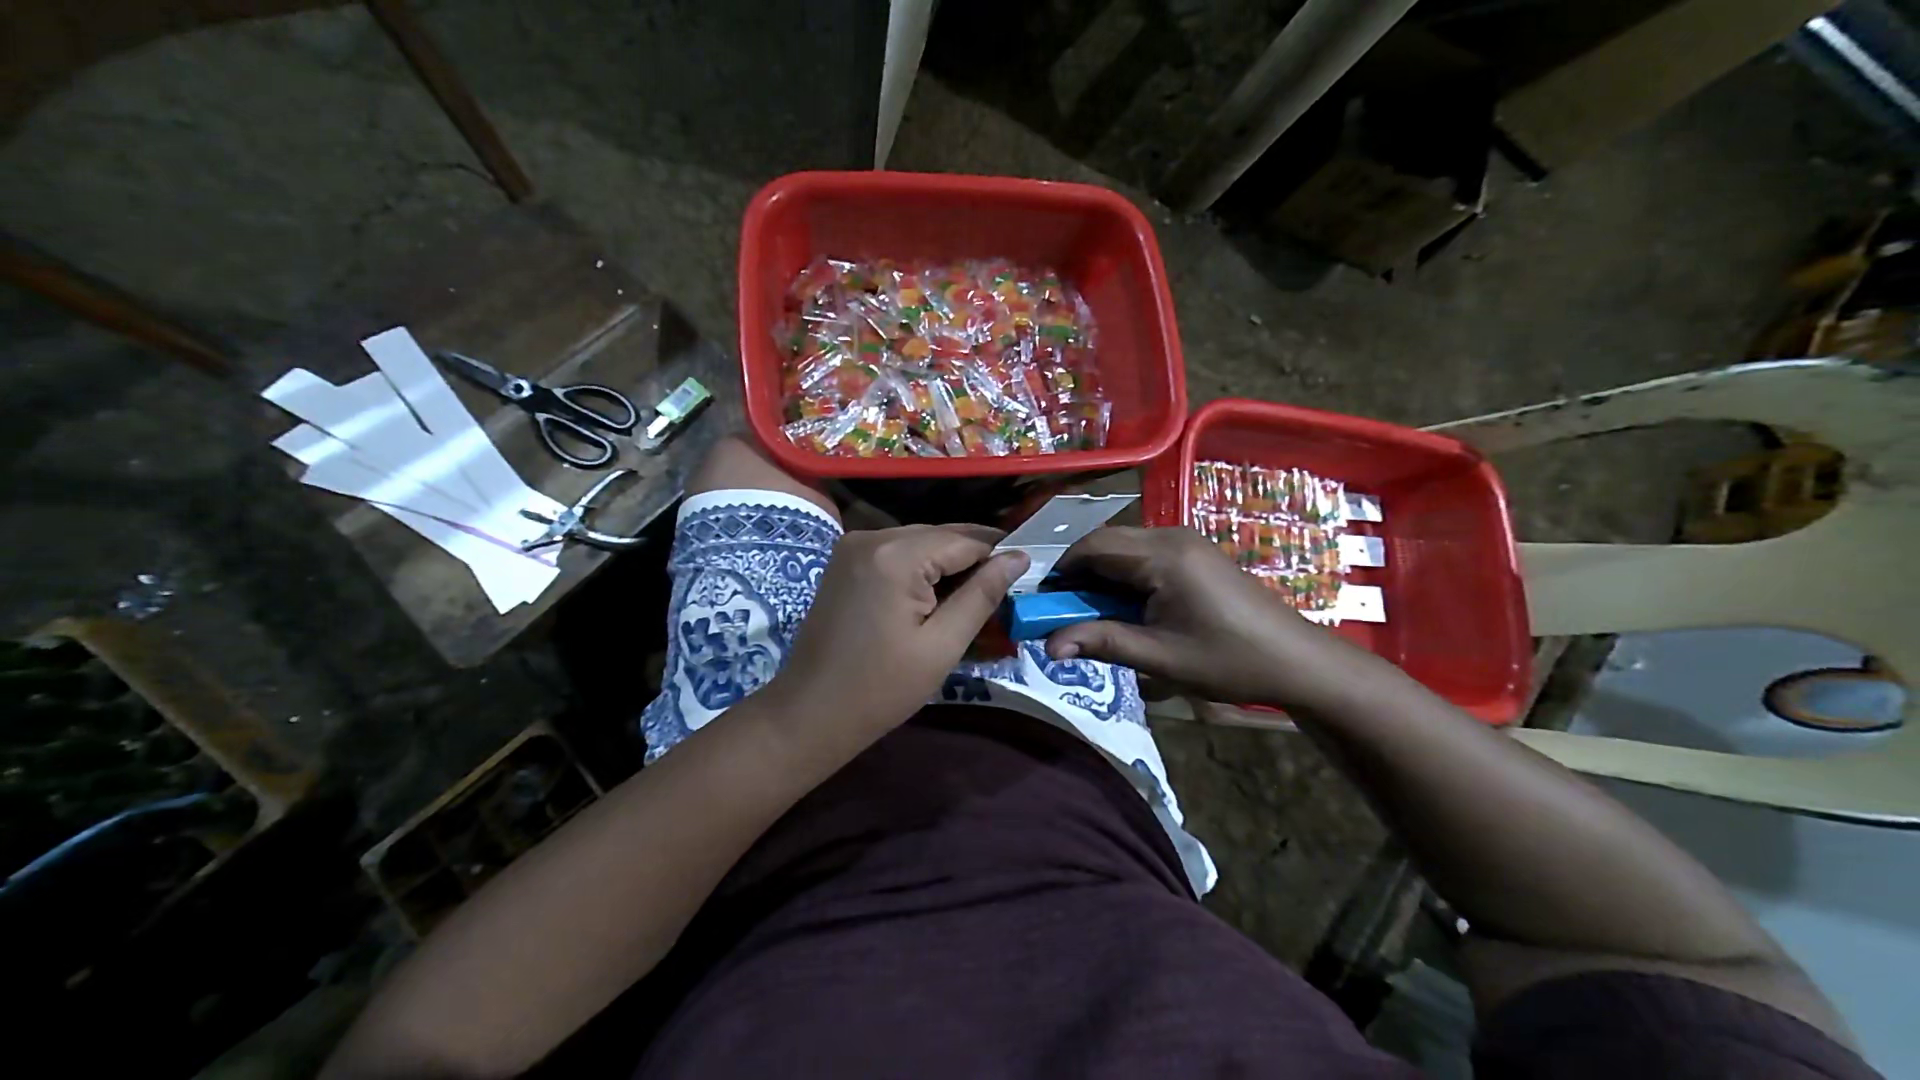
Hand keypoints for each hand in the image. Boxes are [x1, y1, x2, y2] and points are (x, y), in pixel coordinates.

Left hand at [760, 525, 1028, 753]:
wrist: (811, 712)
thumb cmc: (881, 688)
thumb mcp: (942, 645)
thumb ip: (982, 595)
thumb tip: (1020, 558)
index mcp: (895, 556)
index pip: (964, 539)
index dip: (999, 554)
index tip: (1029, 572)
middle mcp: (871, 536)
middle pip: (940, 534)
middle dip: (974, 556)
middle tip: (1006, 586)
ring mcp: (853, 545)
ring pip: (919, 541)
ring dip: (948, 561)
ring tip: (976, 592)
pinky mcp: (845, 560)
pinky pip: (896, 551)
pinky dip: (920, 566)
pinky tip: (937, 592)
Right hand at [1044, 526, 1380, 710]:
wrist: (1297, 661)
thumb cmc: (1229, 660)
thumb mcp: (1160, 656)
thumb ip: (1102, 642)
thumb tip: (1048, 646)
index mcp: (1163, 555)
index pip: (1094, 546)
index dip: (1061, 569)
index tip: (1042, 599)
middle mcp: (1173, 536)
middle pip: (1107, 542)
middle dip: (1078, 572)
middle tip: (1062, 609)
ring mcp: (1187, 541)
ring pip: (1125, 546)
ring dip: (1101, 574)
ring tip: (1091, 611)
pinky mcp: (1196, 553)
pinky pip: (1145, 553)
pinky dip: (1124, 574)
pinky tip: (1125, 605)